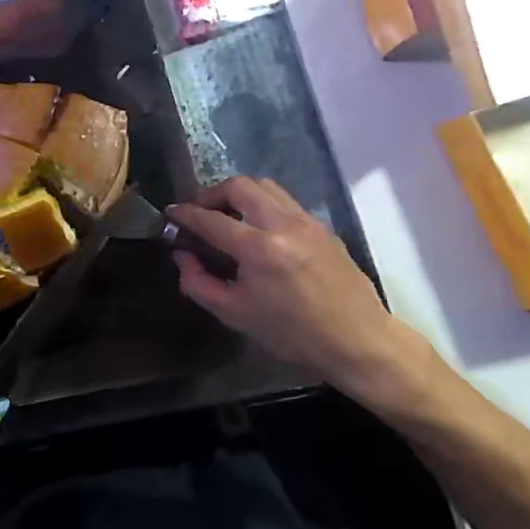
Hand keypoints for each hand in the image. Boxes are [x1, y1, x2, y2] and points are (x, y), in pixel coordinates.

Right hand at [168, 177, 454, 416]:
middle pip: (240, 186)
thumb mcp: (232, 312)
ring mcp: (308, 223)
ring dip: (238, 195)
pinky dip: (262, 205)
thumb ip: (197, 281)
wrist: (359, 342)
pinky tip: (256, 230)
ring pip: (265, 187)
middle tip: (200, 213)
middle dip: (211, 195)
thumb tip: (182, 256)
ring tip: (226, 216)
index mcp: (258, 248)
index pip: (209, 218)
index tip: (170, 214)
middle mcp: (283, 225)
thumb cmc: (291, 332)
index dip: (184, 214)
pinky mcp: (323, 229)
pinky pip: (284, 202)